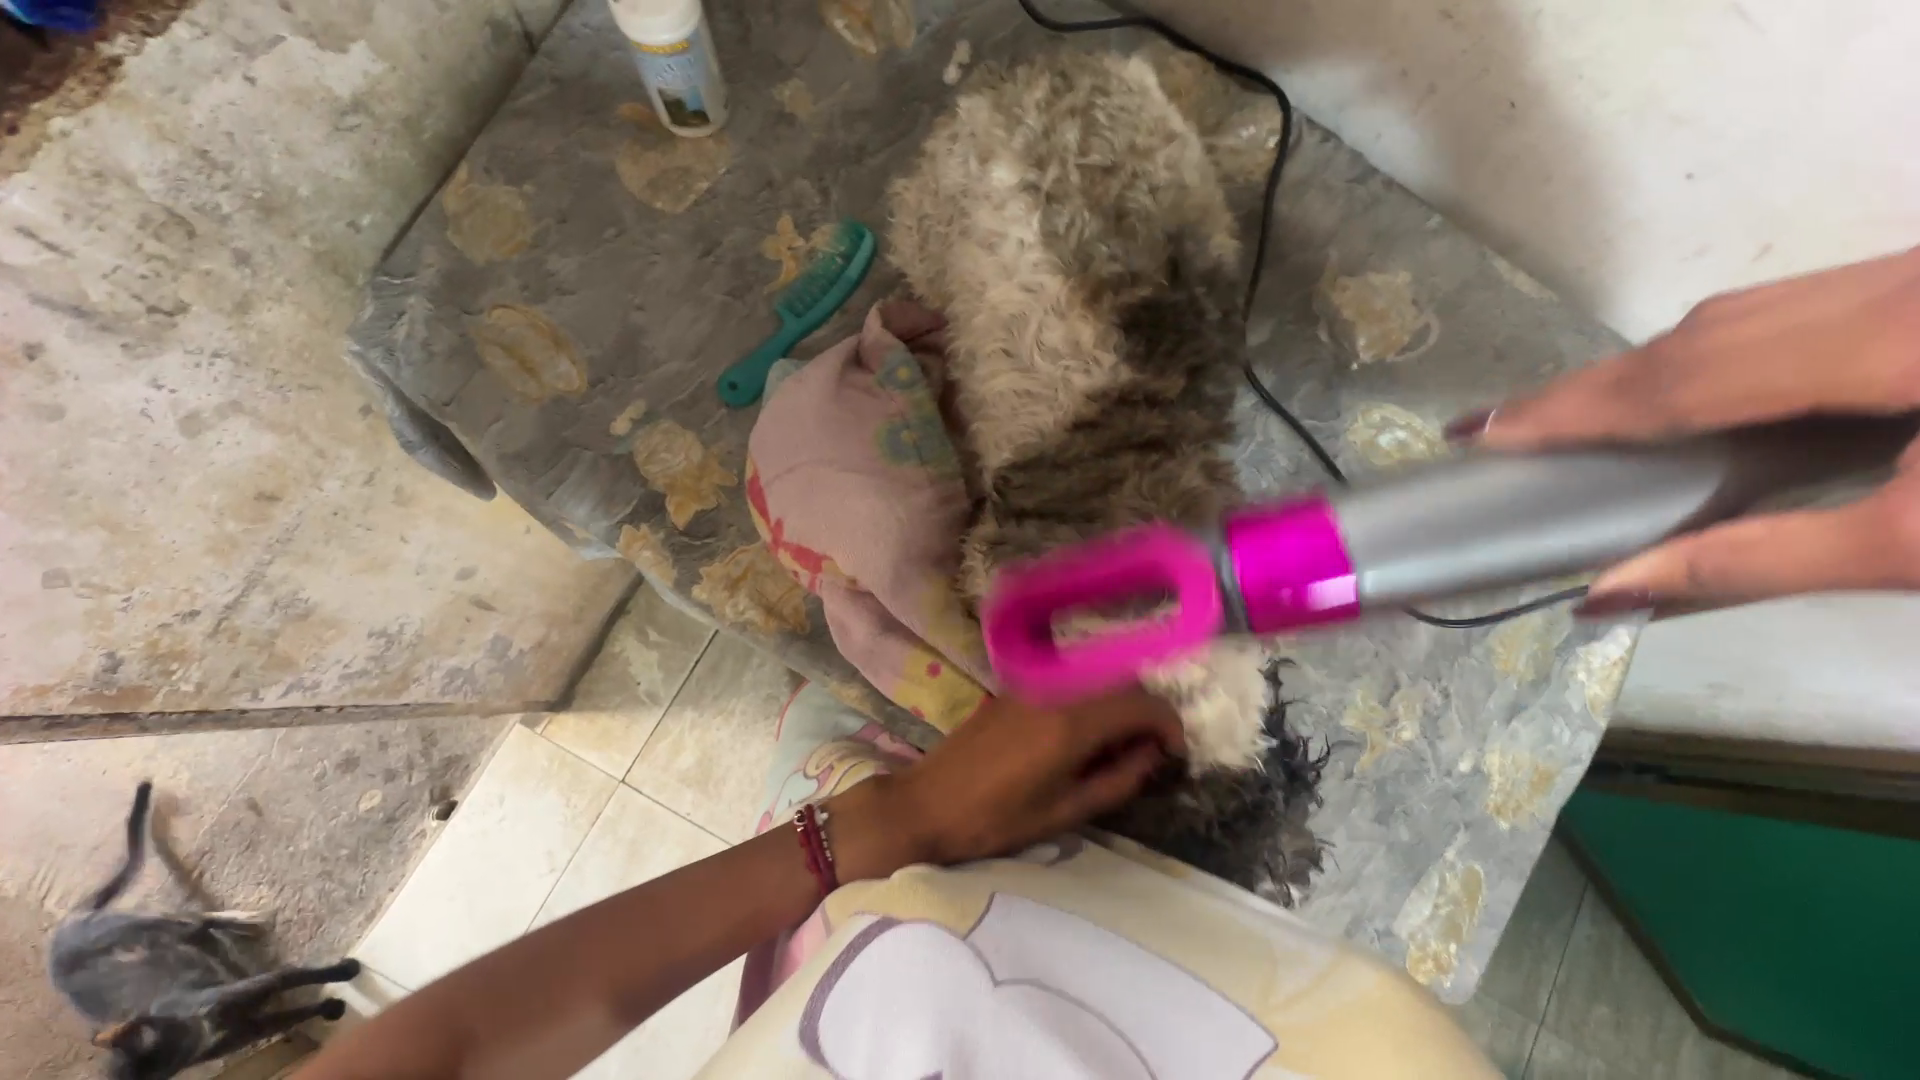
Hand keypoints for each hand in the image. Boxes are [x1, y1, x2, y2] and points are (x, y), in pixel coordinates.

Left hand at [827, 688, 1185, 878]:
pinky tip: (1083, 735)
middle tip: (1150, 752)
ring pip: (1095, 679)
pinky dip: (1090, 700)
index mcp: (1070, 722)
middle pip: (1121, 683)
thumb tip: (1152, 756)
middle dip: (1146, 712)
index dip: (1168, 724)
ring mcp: (1031, 683)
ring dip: (1118, 704)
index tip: (1175, 753)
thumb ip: (1118, 780)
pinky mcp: (1013, 687)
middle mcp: (1055, 689)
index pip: (1140, 703)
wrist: (926, 804)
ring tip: (1119, 747)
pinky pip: (1068, 682)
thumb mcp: (1065, 812)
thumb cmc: (995, 819)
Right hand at [1456, 246, 1919, 612]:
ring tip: (1582, 421)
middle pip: (1701, 333)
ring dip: (1651, 371)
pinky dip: (1718, 357)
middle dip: (1594, 386)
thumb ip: (1754, 560)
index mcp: (1887, 342)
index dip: (1568, 409)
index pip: (1679, 378)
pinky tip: (1699, 396)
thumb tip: (1609, 593)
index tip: (1476, 431)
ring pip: (1746, 314)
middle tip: (1509, 430)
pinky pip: (1796, 312)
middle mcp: (1897, 283)